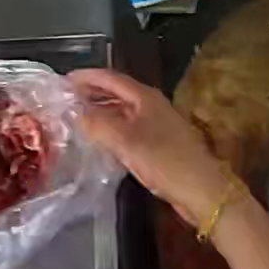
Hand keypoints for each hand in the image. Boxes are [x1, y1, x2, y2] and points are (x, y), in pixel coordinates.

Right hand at [68, 69, 228, 225]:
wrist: (204, 192)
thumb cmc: (165, 161)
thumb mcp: (125, 142)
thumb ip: (98, 125)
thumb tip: (76, 114)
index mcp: (144, 97)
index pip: (110, 78)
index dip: (87, 76)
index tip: (65, 79)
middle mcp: (151, 105)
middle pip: (117, 91)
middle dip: (92, 92)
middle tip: (68, 97)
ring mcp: (157, 123)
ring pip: (122, 110)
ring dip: (101, 110)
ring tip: (78, 116)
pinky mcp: (160, 142)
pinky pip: (129, 127)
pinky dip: (111, 127)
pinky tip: (101, 138)